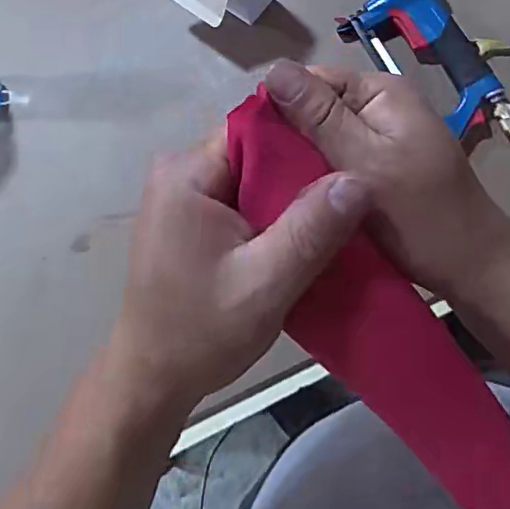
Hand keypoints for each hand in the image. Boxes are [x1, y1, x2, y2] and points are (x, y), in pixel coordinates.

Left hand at [107, 134, 370, 411]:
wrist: (151, 378)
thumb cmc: (200, 332)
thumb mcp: (264, 283)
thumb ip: (310, 229)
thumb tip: (358, 177)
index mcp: (186, 172)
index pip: (255, 130)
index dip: (301, 141)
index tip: (344, 159)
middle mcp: (178, 169)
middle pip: (253, 150)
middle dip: (297, 171)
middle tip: (347, 193)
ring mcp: (181, 192)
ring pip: (249, 174)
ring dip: (285, 195)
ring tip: (332, 213)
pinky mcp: (188, 214)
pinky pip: (238, 195)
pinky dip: (267, 211)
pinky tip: (298, 232)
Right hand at [262, 60, 509, 299]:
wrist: (474, 272)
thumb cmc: (422, 216)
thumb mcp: (365, 162)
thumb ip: (319, 115)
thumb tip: (274, 68)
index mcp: (380, 91)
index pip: (312, 79)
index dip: (281, 106)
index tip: (254, 145)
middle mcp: (379, 105)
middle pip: (315, 106)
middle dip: (289, 135)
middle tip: (259, 171)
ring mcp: (380, 135)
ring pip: (322, 135)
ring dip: (300, 157)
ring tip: (273, 184)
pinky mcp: (378, 164)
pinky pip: (335, 158)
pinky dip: (317, 173)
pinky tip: (298, 195)